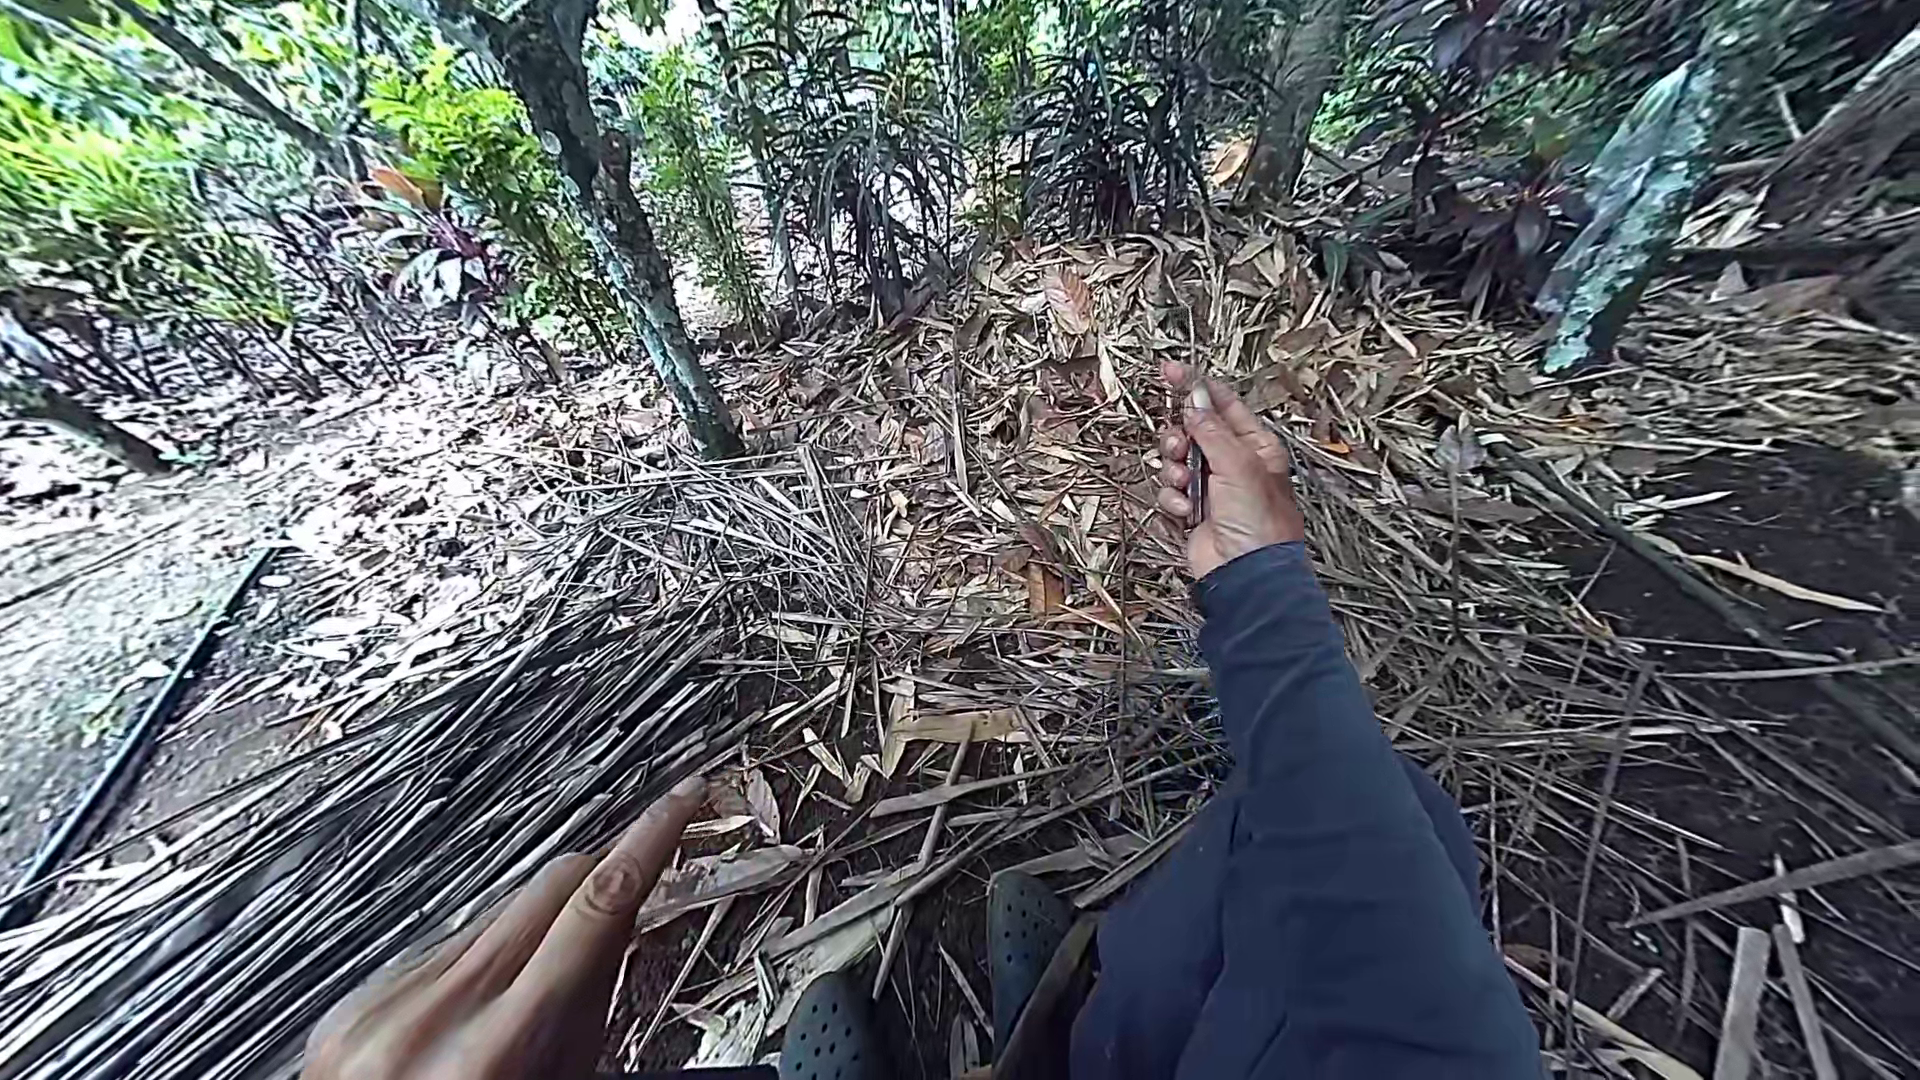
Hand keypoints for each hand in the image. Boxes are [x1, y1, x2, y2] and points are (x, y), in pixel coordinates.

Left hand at [302, 776, 706, 1079]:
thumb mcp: (568, 1076)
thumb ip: (596, 984)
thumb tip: (627, 905)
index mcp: (505, 1045)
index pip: (604, 898)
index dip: (654, 832)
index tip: (683, 796)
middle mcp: (439, 1016)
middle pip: (559, 881)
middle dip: (601, 875)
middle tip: (625, 895)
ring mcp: (388, 1006)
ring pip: (510, 902)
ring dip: (539, 920)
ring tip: (530, 985)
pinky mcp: (355, 1002)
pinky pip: (457, 935)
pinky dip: (487, 949)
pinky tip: (479, 1000)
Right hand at [1154, 361, 1305, 578]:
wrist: (1244, 572)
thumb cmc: (1258, 522)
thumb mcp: (1238, 465)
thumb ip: (1211, 430)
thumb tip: (1194, 398)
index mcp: (1253, 444)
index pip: (1221, 404)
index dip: (1194, 386)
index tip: (1169, 371)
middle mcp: (1230, 461)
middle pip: (1190, 430)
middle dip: (1178, 439)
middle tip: (1180, 449)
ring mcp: (1209, 485)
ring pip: (1174, 460)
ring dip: (1174, 471)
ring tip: (1186, 486)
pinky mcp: (1190, 507)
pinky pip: (1169, 490)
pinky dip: (1173, 499)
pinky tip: (1189, 512)